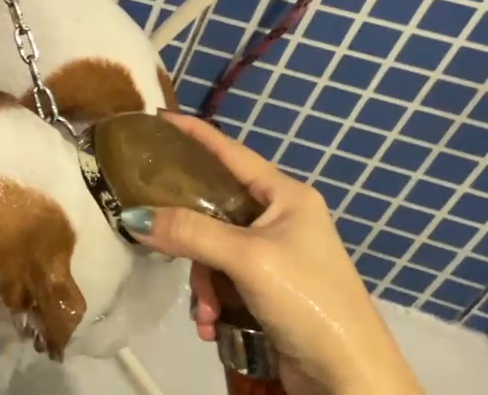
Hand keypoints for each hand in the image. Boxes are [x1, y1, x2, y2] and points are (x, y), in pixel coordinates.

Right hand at [118, 114, 421, 394]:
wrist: (354, 382)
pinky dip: (213, 300)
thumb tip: (132, 216)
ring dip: (202, 280)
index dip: (193, 133)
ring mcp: (276, 255)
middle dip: (188, 232)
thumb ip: (189, 231)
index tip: (155, 119)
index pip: (230, 149)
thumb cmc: (309, 300)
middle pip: (213, 205)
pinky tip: (212, 324)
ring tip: (205, 310)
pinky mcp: (271, 289)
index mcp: (286, 195)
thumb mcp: (246, 258)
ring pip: (213, 246)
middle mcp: (281, 218)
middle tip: (158, 235)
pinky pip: (224, 278)